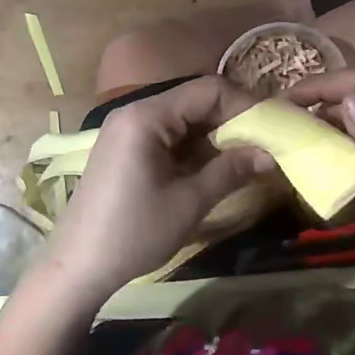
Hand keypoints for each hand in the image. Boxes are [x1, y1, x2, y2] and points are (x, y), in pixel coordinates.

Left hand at [44, 77, 271, 297]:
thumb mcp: (189, 202)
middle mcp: (133, 113)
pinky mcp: (124, 150)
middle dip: (233, 121)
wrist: (79, 264)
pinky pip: (166, 136)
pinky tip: (214, 169)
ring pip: (182, 120)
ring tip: (246, 161)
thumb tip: (272, 153)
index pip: (208, 90)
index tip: (274, 132)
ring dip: (215, 136)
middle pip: (194, 101)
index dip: (246, 106)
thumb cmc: (134, 232)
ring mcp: (125, 131)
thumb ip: (232, 170)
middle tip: (266, 148)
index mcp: (146, 116)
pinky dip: (193, 148)